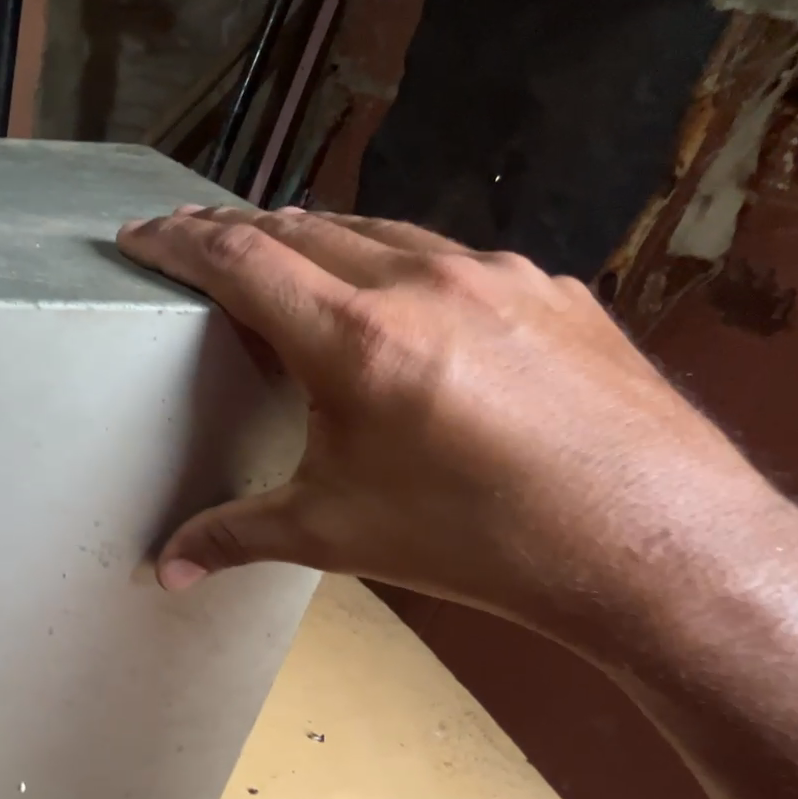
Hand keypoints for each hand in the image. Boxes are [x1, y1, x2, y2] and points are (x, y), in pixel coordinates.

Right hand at [116, 205, 787, 636]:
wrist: (657, 547)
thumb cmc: (475, 541)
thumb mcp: (331, 534)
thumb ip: (233, 536)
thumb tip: (166, 570)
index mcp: (354, 340)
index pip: (240, 261)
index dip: (178, 243)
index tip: (140, 236)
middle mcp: (421, 284)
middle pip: (297, 228)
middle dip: (229, 230)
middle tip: (188, 241)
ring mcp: (494, 275)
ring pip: (370, 229)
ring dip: (306, 236)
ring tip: (272, 257)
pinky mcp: (547, 289)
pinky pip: (440, 252)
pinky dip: (383, 258)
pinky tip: (383, 294)